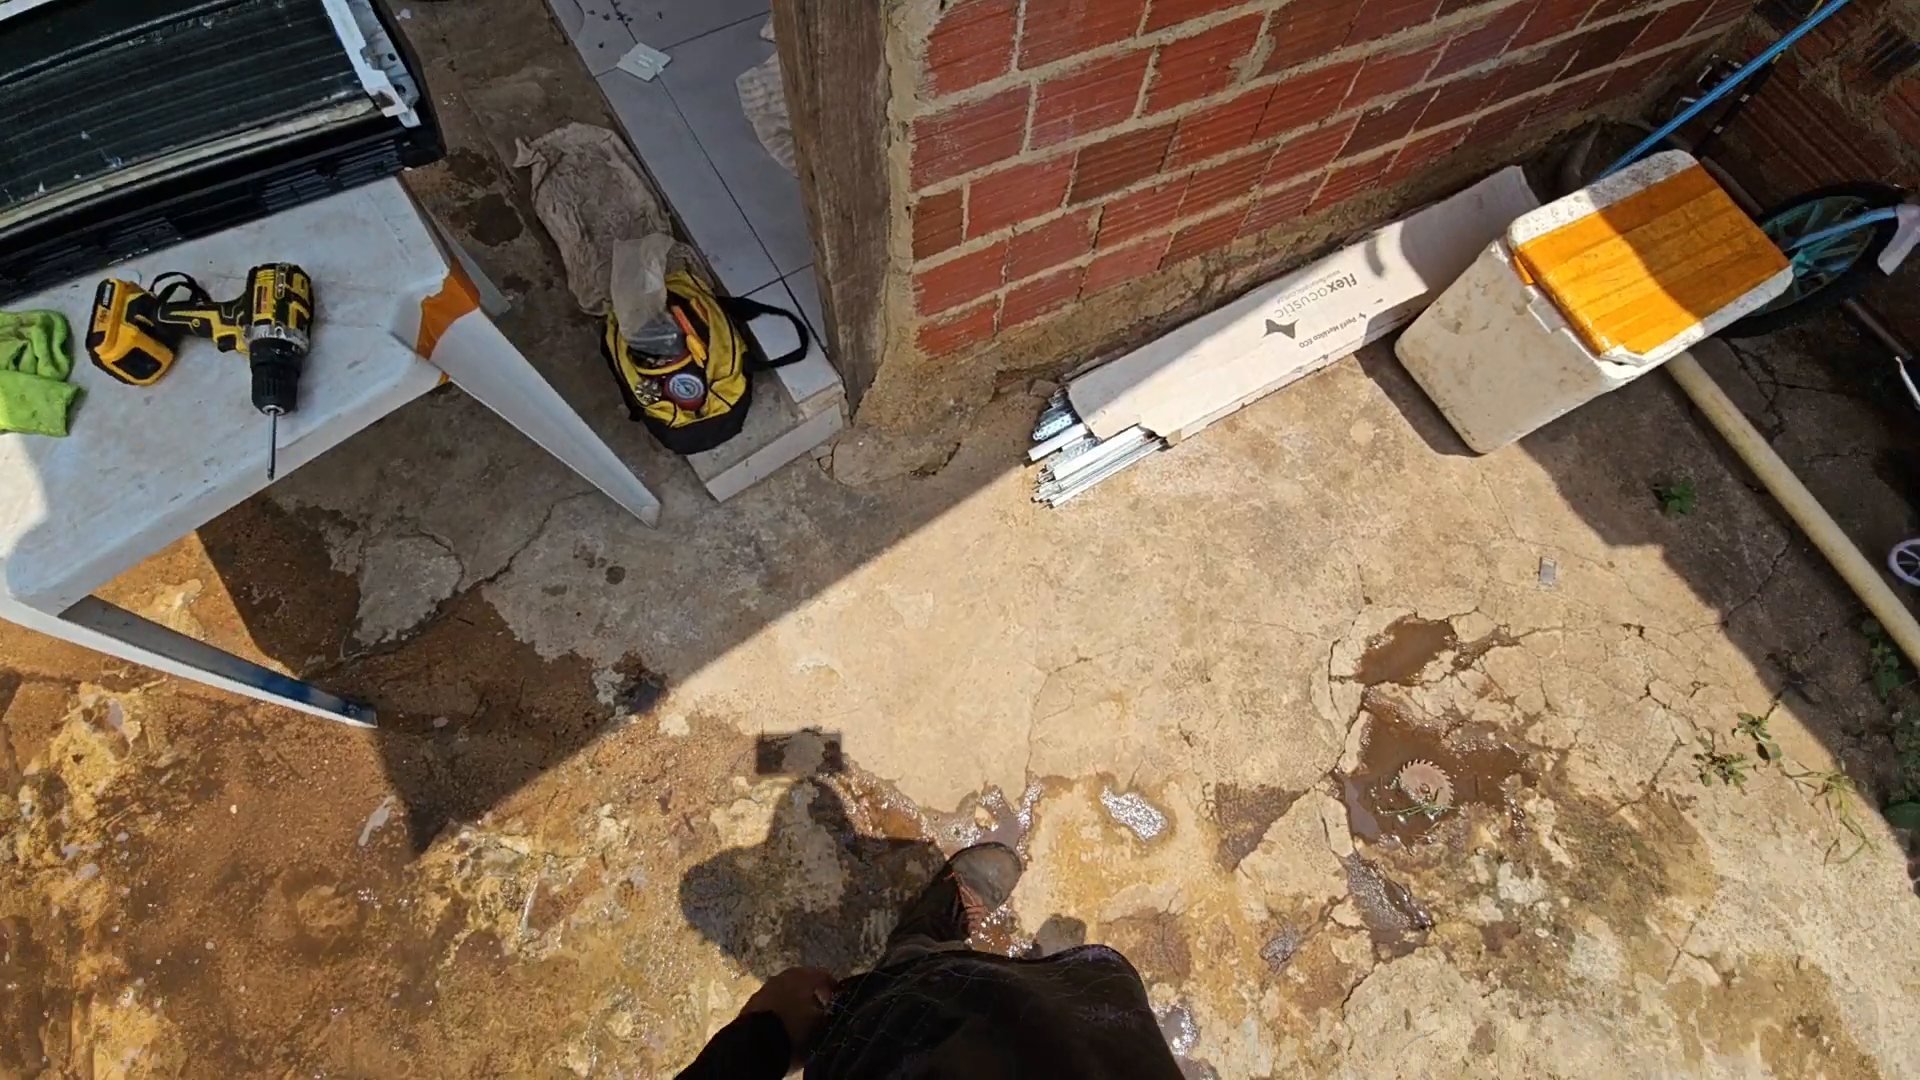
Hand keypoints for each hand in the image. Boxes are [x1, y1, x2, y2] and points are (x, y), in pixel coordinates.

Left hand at [742, 966, 836, 1064]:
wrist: (753, 1043)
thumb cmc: (792, 1029)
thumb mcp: (816, 1027)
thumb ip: (825, 1017)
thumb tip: (827, 1014)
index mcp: (805, 976)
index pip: (824, 976)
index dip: (832, 989)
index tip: (837, 1001)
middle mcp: (786, 975)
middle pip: (804, 982)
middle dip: (811, 995)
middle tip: (819, 1010)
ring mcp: (767, 987)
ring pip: (787, 991)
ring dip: (794, 1001)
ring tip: (800, 1020)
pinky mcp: (753, 1002)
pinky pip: (773, 1002)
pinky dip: (780, 1009)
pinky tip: (783, 1023)